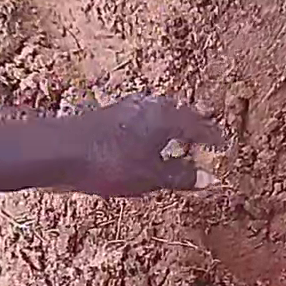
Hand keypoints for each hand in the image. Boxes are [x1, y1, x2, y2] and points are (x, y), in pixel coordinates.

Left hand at [57, 95, 225, 196]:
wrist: (59, 151)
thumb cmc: (110, 163)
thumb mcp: (152, 176)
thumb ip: (182, 176)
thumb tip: (211, 179)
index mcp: (168, 118)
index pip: (200, 127)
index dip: (214, 139)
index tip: (225, 146)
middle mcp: (151, 106)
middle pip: (182, 113)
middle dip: (197, 124)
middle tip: (209, 132)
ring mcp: (129, 107)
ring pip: (162, 113)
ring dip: (175, 123)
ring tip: (182, 134)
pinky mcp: (111, 114)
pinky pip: (145, 117)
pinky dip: (156, 127)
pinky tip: (150, 137)